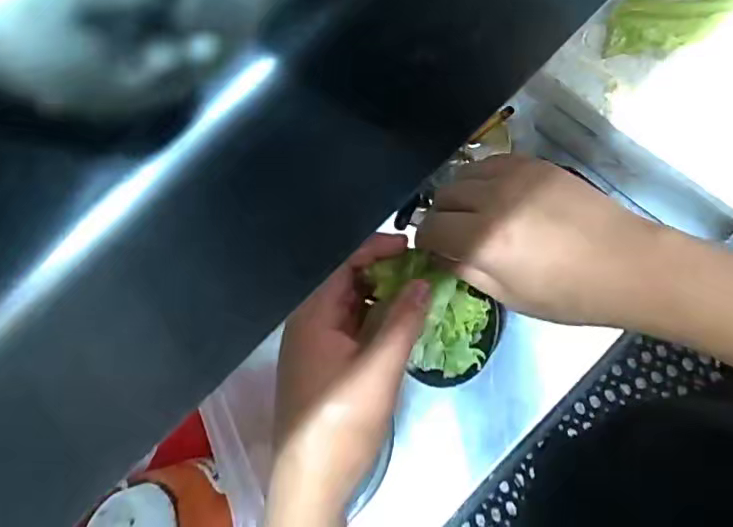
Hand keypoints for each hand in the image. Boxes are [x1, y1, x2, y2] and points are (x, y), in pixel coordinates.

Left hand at [268, 234, 430, 526]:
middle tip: (422, 271)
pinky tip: (400, 325)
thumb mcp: (378, 371)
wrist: (310, 484)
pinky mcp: (324, 364)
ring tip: (418, 294)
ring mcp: (315, 343)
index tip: (413, 247)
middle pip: (347, 280)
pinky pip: (352, 327)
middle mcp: (309, 320)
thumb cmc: (340, 422)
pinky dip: (376, 320)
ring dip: (383, 296)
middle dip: (384, 271)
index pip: (344, 262)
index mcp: (312, 312)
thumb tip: (423, 282)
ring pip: (352, 305)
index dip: (378, 248)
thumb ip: (402, 322)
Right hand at [419, 154, 669, 326]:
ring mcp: (513, 175)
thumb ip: (467, 271)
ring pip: (462, 173)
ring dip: (460, 193)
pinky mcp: (532, 162)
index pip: (431, 227)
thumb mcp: (511, 297)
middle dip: (440, 215)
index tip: (431, 248)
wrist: (626, 262)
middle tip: (453, 233)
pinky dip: (483, 176)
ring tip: (475, 211)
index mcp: (485, 241)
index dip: (425, 240)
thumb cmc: (571, 294)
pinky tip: (496, 193)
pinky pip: (490, 161)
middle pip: (443, 195)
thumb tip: (438, 254)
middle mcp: (492, 200)